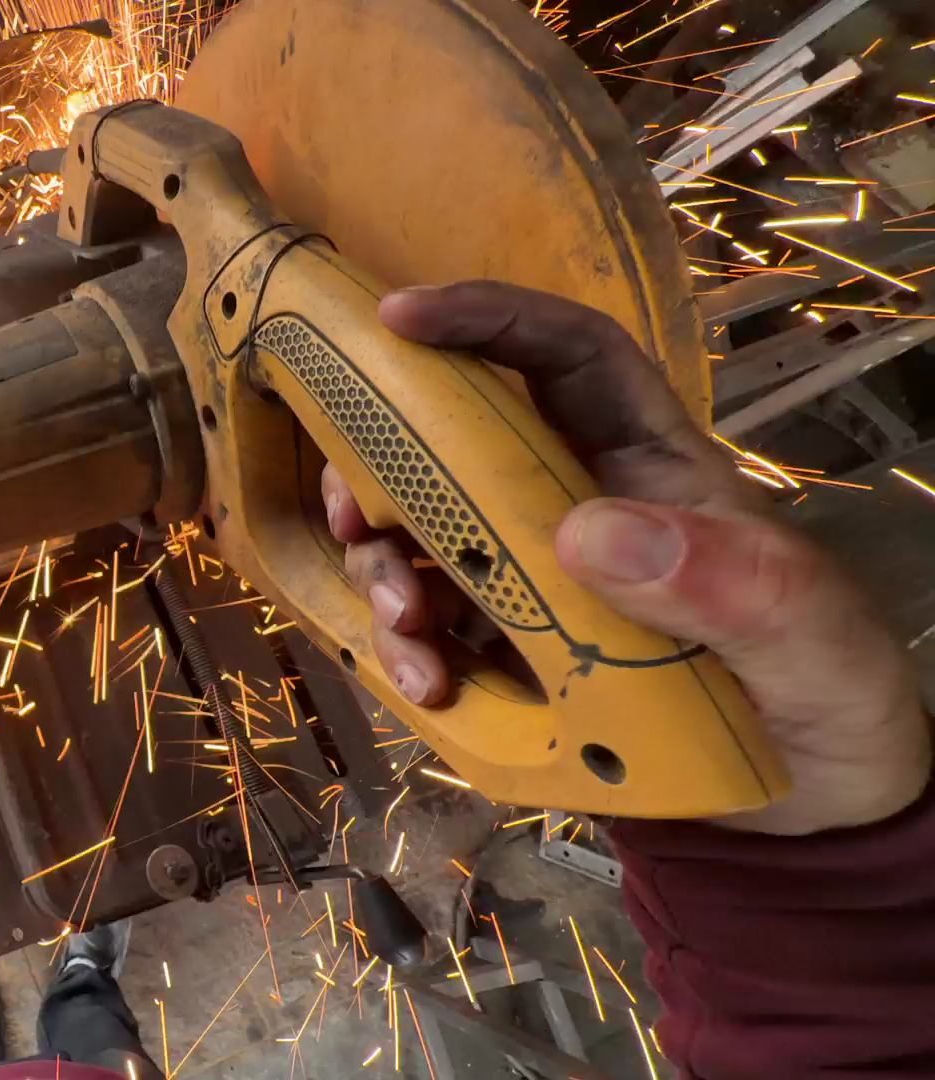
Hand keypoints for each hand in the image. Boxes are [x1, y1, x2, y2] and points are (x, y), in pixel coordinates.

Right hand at [324, 281, 927, 834]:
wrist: (774, 810)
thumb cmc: (817, 707)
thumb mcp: (816, 654)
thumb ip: (737, 589)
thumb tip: (588, 531)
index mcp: (635, 467)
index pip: (562, 358)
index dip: (483, 321)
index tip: (396, 317)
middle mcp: (553, 500)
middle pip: (438, 443)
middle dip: (375, 468)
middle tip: (353, 518)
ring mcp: (506, 565)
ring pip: (403, 531)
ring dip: (379, 573)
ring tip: (408, 631)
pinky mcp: (475, 626)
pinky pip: (405, 611)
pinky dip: (395, 642)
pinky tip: (426, 683)